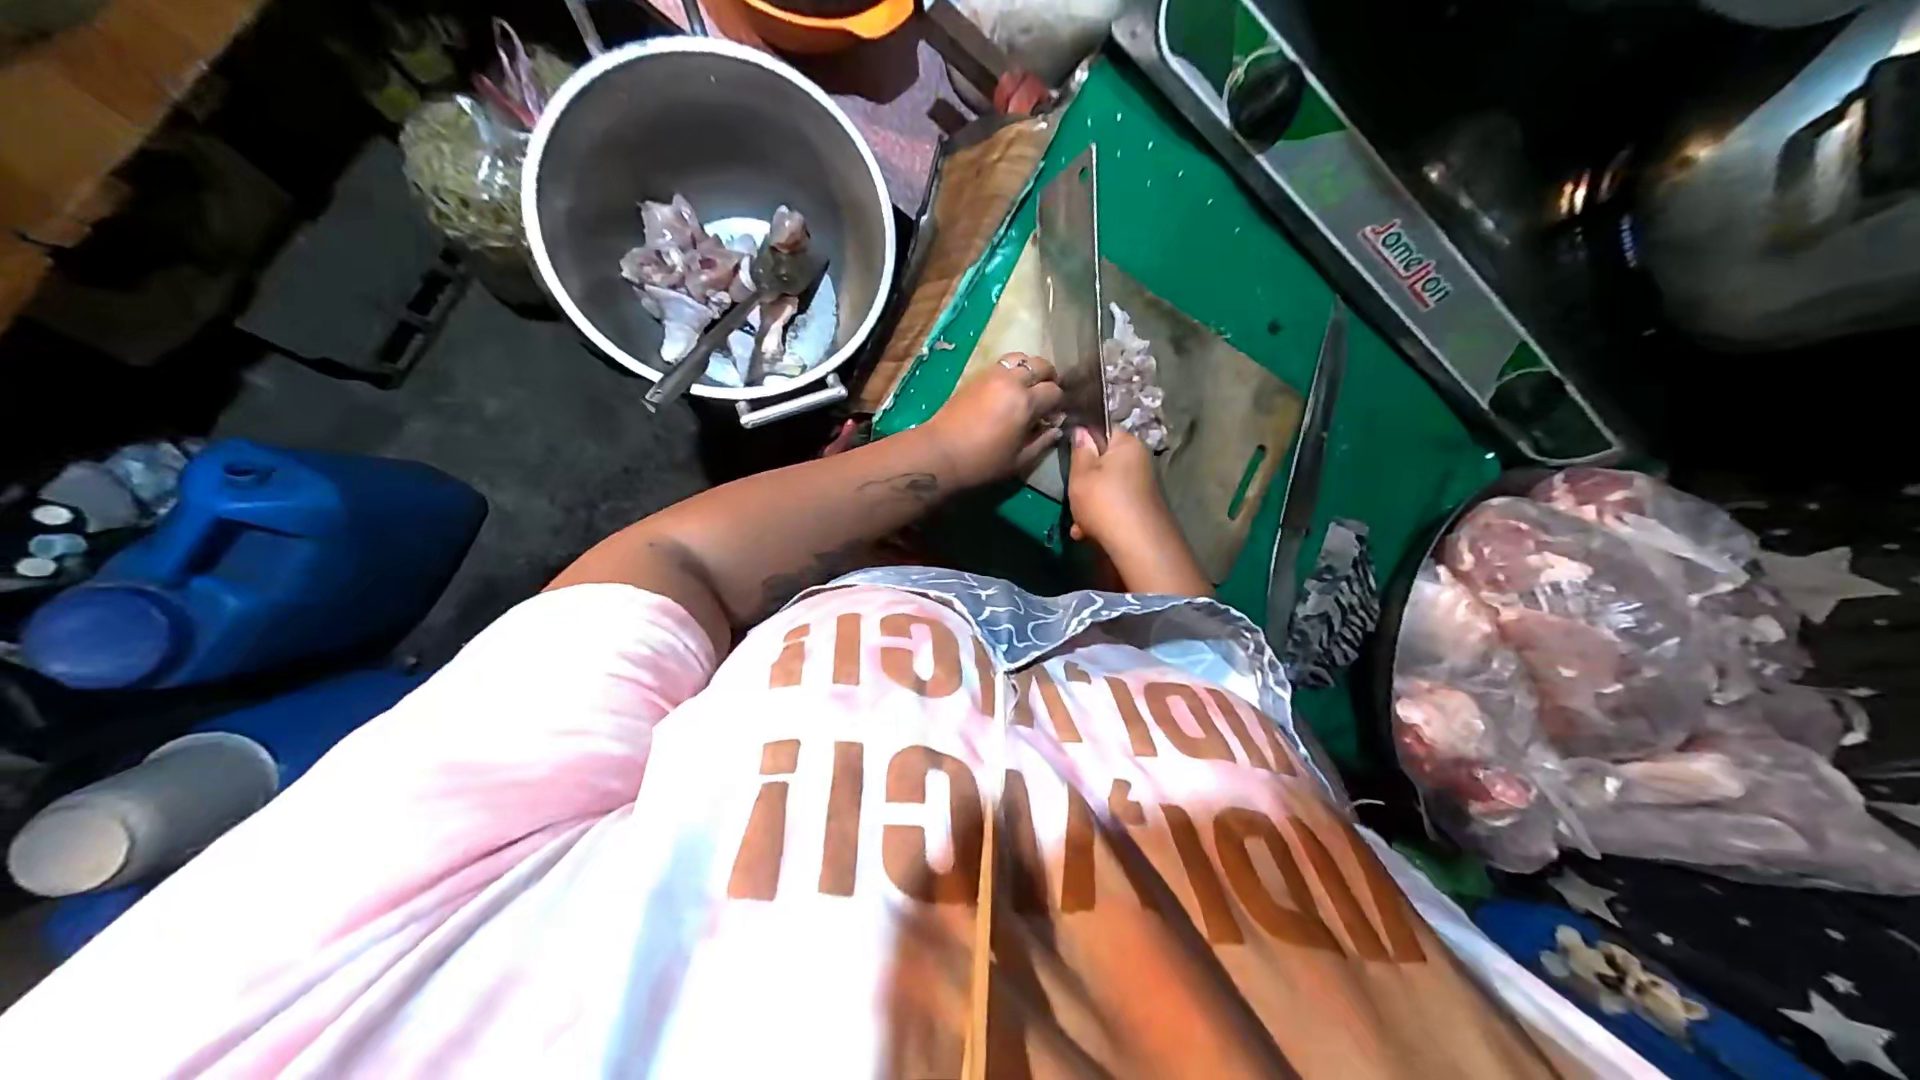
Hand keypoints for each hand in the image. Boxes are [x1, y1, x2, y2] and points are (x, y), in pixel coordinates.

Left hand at [920, 352, 1063, 485]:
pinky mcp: (977, 376)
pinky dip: (1012, 371)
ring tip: (1029, 389)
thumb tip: (1056, 429)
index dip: (1059, 404)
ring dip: (1030, 370)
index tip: (1055, 416)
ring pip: (1021, 358)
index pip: (1055, 391)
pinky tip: (1009, 390)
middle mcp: (1011, 381)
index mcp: (1025, 402)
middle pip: (1041, 365)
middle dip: (1050, 379)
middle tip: (1047, 397)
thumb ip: (1042, 442)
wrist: (939, 452)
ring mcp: (992, 374)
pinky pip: (1003, 364)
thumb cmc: (981, 463)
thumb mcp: (1018, 461)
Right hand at [1068, 427, 1211, 596]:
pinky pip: (1115, 505)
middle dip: (1084, 480)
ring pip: (1106, 487)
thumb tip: (1082, 429)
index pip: (1104, 429)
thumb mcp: (1081, 474)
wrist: (1138, 545)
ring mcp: (1142, 486)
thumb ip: (1080, 450)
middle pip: (1104, 462)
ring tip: (1078, 524)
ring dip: (1089, 504)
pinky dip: (1101, 516)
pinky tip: (1088, 533)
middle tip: (1072, 495)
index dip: (1084, 439)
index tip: (1069, 454)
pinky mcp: (1142, 508)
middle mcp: (1139, 461)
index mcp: (1127, 444)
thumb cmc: (1104, 501)